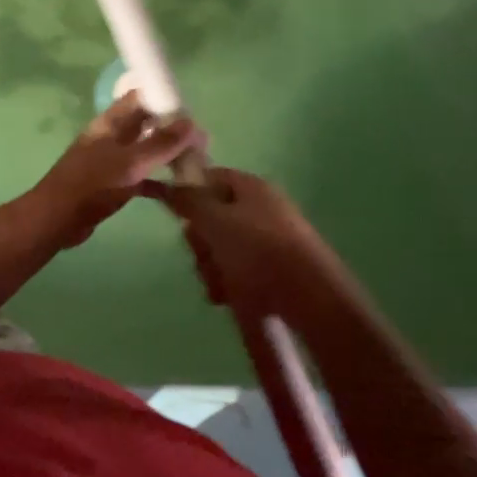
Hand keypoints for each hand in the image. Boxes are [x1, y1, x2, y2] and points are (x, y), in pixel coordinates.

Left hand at [29, 93, 206, 247]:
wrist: (58, 219)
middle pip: (145, 125)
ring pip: (145, 152)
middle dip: (172, 131)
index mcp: (110, 123)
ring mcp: (111, 160)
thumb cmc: (92, 184)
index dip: (164, 99)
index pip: (139, 98)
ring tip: (198, 164)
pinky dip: (159, 181)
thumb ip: (160, 144)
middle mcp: (111, 137)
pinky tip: (180, 192)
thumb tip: (192, 122)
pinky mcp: (113, 184)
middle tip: (202, 143)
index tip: (192, 111)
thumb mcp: (130, 163)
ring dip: (168, 156)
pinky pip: (141, 177)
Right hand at [150, 166, 318, 311]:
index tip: (173, 214)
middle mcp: (259, 209)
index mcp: (250, 187)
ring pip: (220, 248)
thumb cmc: (259, 250)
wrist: (312, 299)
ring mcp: (267, 241)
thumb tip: (164, 183)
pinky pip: (236, 270)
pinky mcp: (273, 271)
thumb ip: (187, 200)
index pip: (208, 178)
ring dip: (210, 267)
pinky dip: (227, 283)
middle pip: (211, 217)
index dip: (186, 192)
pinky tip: (227, 298)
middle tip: (202, 254)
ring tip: (218, 285)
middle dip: (200, 241)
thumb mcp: (215, 219)